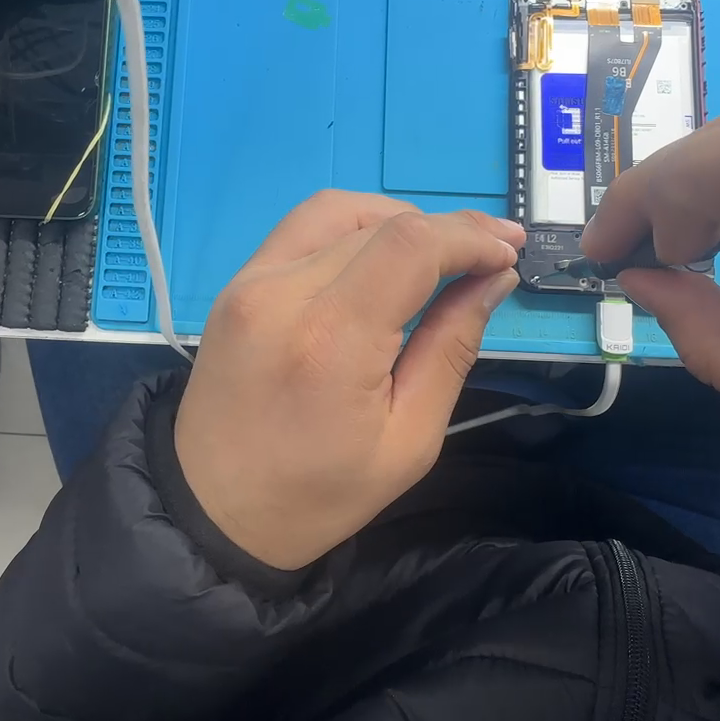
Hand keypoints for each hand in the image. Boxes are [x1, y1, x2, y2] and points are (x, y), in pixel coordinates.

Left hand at [174, 191, 524, 569]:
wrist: (212, 509)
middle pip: (379, 224)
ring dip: (398, 219)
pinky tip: (381, 252)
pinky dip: (352, 225)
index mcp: (330, 339)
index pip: (410, 245)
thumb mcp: (408, 439)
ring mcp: (250, 281)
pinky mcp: (236, 283)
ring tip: (441, 250)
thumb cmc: (317, 494)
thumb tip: (494, 279)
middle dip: (447, 229)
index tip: (508, 253)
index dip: (468, 236)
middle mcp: (283, 292)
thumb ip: (452, 347)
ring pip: (339, 211)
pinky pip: (303, 227)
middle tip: (492, 252)